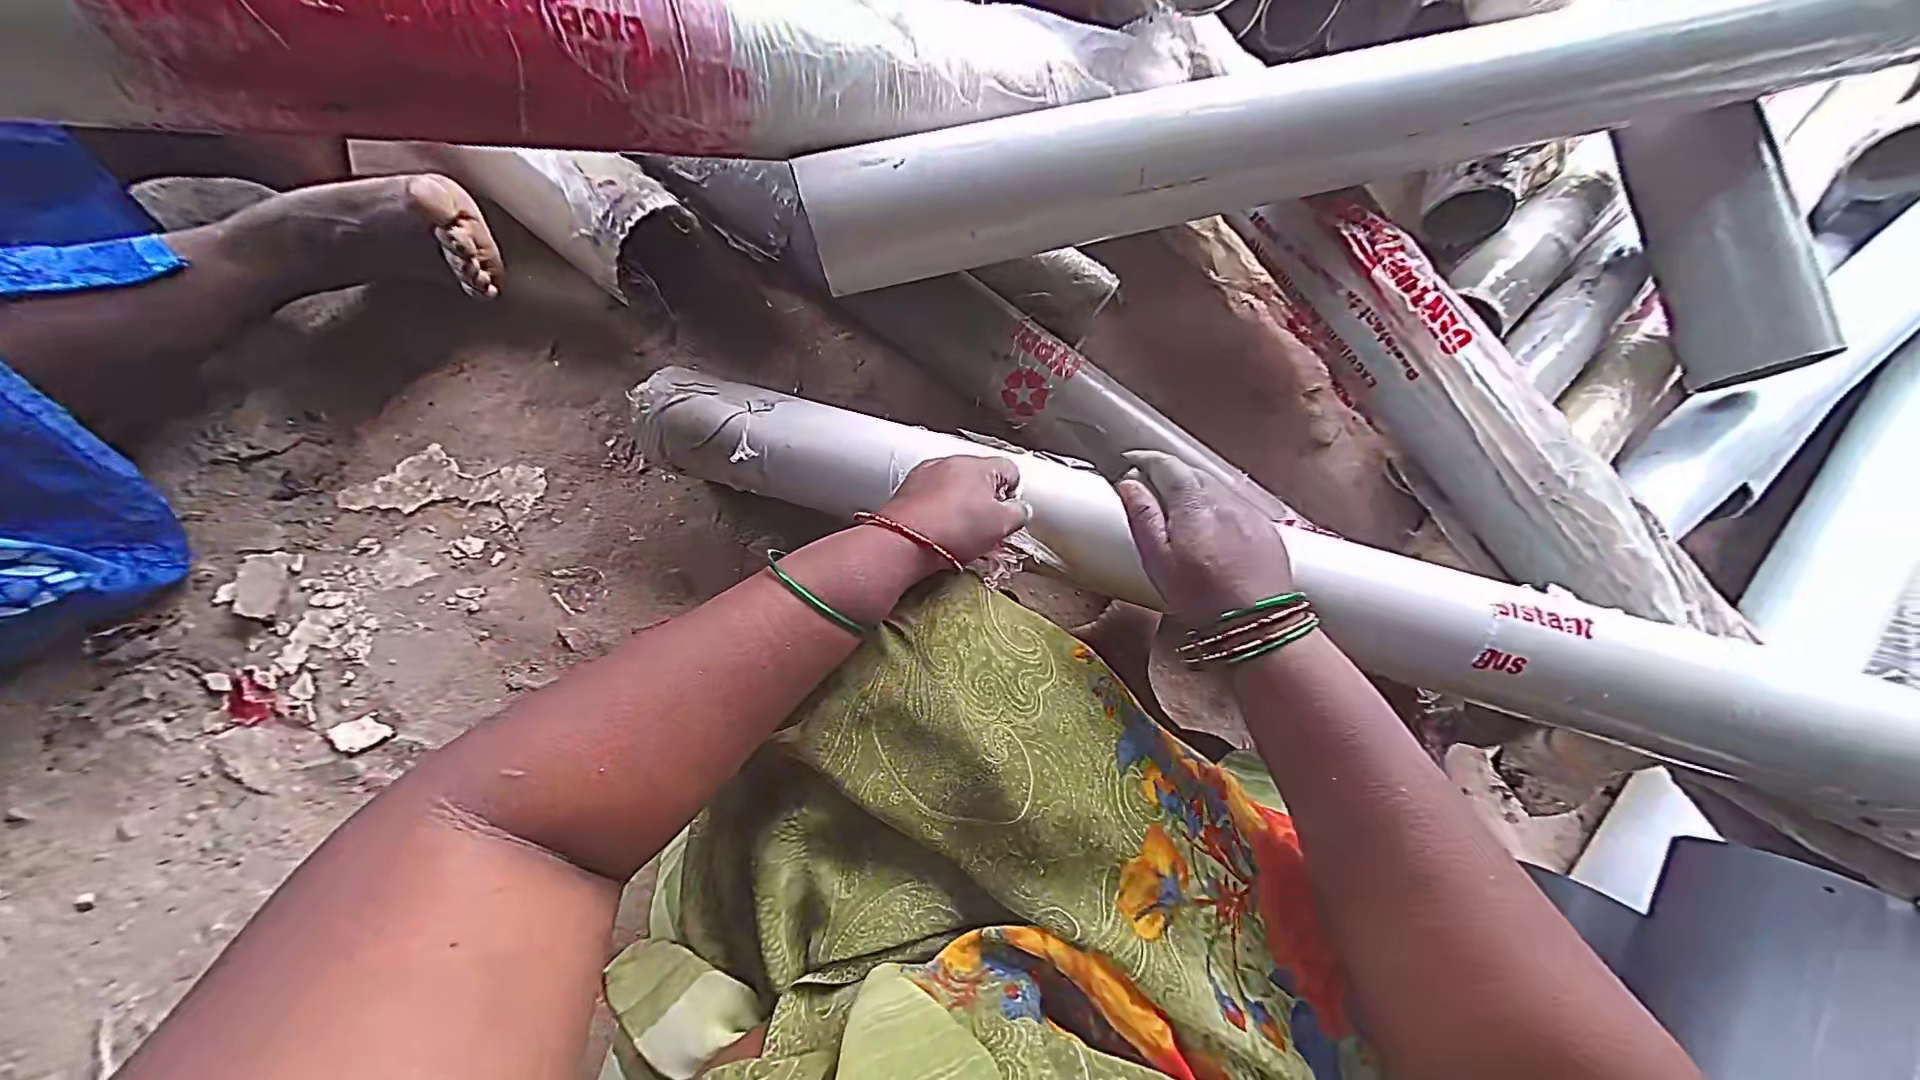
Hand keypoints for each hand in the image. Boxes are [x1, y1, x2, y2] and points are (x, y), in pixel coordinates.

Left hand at [877, 455, 1031, 565]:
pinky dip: (938, 509)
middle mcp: (951, 461)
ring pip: (954, 487)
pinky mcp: (906, 490)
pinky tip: (937, 529)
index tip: (1006, 515)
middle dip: (985, 501)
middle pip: (980, 478)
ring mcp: (925, 473)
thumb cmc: (957, 530)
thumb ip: (1019, 513)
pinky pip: (932, 496)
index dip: (1013, 493)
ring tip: (958, 532)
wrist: (903, 542)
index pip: (1009, 469)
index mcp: (978, 465)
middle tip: (984, 528)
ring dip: (960, 504)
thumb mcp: (1001, 525)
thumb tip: (1020, 508)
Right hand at [1115, 450, 1293, 623]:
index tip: (1132, 463)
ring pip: (1214, 488)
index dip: (1145, 460)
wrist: (1257, 622)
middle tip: (1148, 490)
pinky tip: (1209, 531)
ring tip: (1176, 513)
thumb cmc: (1202, 597)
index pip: (1167, 465)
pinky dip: (1216, 508)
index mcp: (1193, 503)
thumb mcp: (1158, 559)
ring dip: (1192, 492)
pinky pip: (1234, 505)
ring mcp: (1249, 512)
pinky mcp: (1265, 527)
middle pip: (1191, 473)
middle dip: (1167, 475)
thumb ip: (1143, 516)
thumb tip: (1130, 485)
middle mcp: (1225, 499)